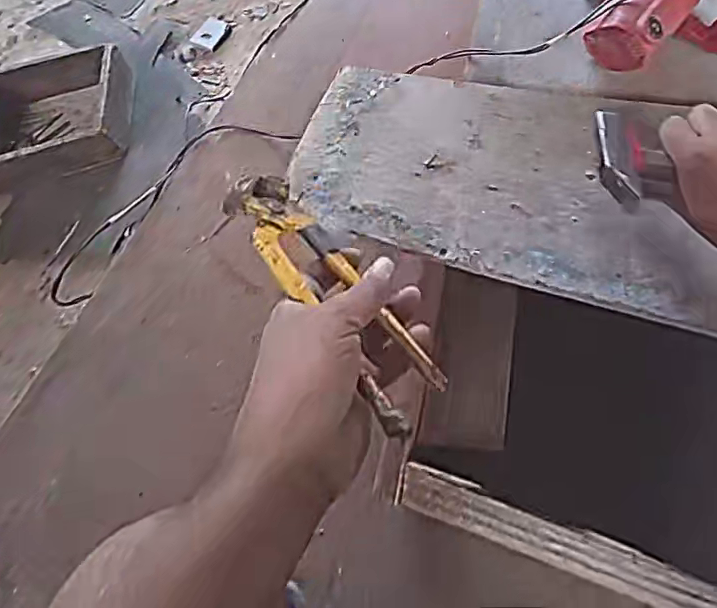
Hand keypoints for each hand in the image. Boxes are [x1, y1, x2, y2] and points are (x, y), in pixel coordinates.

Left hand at [220, 256, 430, 504]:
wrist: (296, 459)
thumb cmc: (305, 377)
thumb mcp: (333, 323)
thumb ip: (364, 294)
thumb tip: (385, 265)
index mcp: (297, 313)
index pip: (319, 278)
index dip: (341, 265)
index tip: (368, 256)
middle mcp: (316, 337)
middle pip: (353, 307)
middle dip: (379, 294)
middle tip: (406, 285)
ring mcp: (338, 367)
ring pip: (373, 336)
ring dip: (395, 321)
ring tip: (416, 306)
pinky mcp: (360, 395)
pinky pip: (386, 367)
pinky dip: (403, 352)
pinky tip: (420, 338)